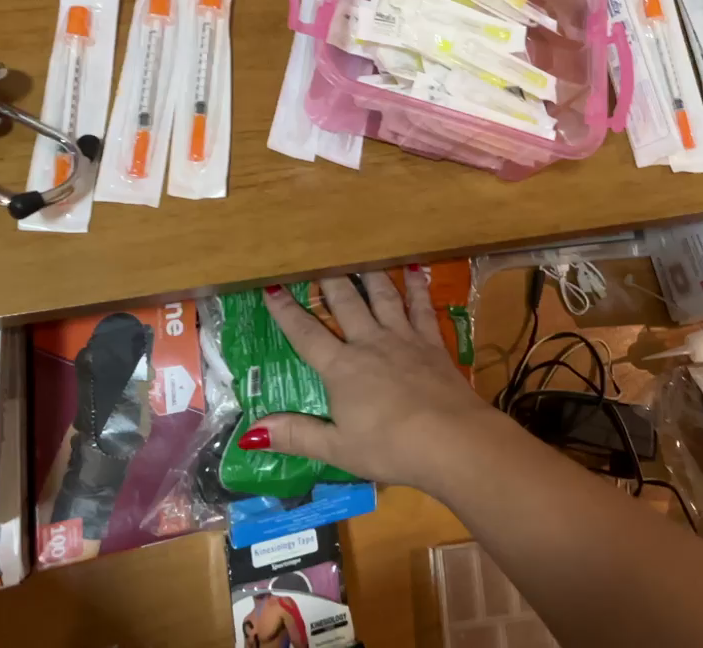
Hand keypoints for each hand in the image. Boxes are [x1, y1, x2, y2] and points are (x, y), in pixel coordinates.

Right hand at [245, 272, 510, 492]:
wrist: (451, 439)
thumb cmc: (391, 447)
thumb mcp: (338, 448)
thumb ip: (296, 435)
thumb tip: (251, 431)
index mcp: (342, 368)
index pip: (306, 335)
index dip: (286, 312)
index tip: (272, 287)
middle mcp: (370, 343)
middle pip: (345, 304)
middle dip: (329, 281)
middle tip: (319, 258)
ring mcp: (404, 338)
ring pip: (383, 297)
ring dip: (370, 275)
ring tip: (361, 255)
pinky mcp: (432, 342)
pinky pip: (422, 307)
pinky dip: (418, 287)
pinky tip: (416, 270)